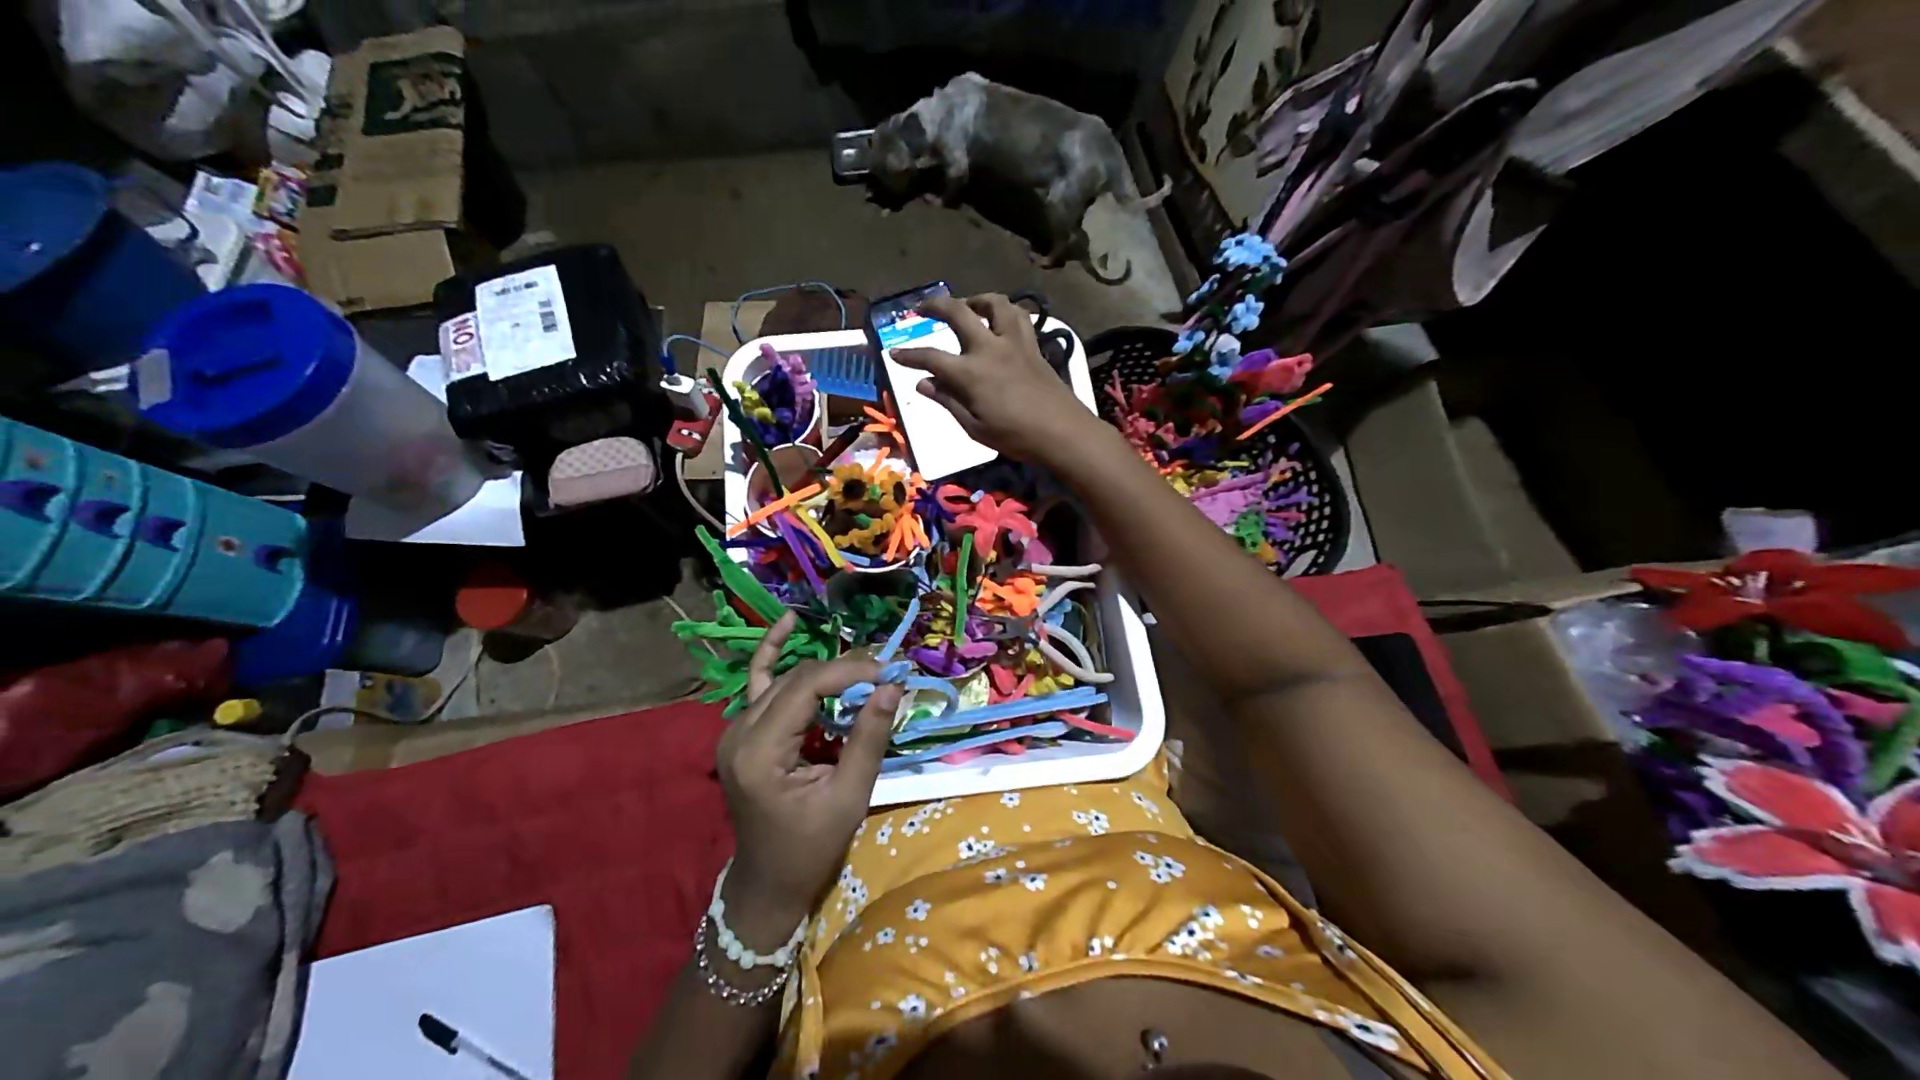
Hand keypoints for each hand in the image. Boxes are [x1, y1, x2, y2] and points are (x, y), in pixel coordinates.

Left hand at [714, 613, 901, 937]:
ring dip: (823, 671)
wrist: (768, 881)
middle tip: (884, 675)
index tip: (889, 673)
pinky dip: (774, 653)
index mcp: (759, 752)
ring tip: (864, 665)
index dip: (850, 672)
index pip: (806, 687)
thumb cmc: (810, 847)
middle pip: (795, 679)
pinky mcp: (740, 732)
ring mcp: (734, 730)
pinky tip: (789, 623)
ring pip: (783, 679)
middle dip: (842, 671)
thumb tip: (892, 688)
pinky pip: (758, 684)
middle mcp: (738, 732)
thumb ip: (868, 740)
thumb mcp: (848, 798)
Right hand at [891, 293, 1100, 463]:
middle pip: (958, 312)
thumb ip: (948, 401)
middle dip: (935, 305)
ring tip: (968, 306)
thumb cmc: (1015, 437)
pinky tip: (1000, 321)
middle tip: (922, 307)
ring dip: (976, 299)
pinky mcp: (1033, 345)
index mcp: (970, 373)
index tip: (893, 353)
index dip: (908, 355)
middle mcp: (989, 348)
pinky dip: (1005, 312)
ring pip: (995, 303)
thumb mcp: (974, 427)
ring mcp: (1014, 342)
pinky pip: (1019, 316)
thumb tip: (924, 384)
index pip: (930, 357)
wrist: (1063, 432)